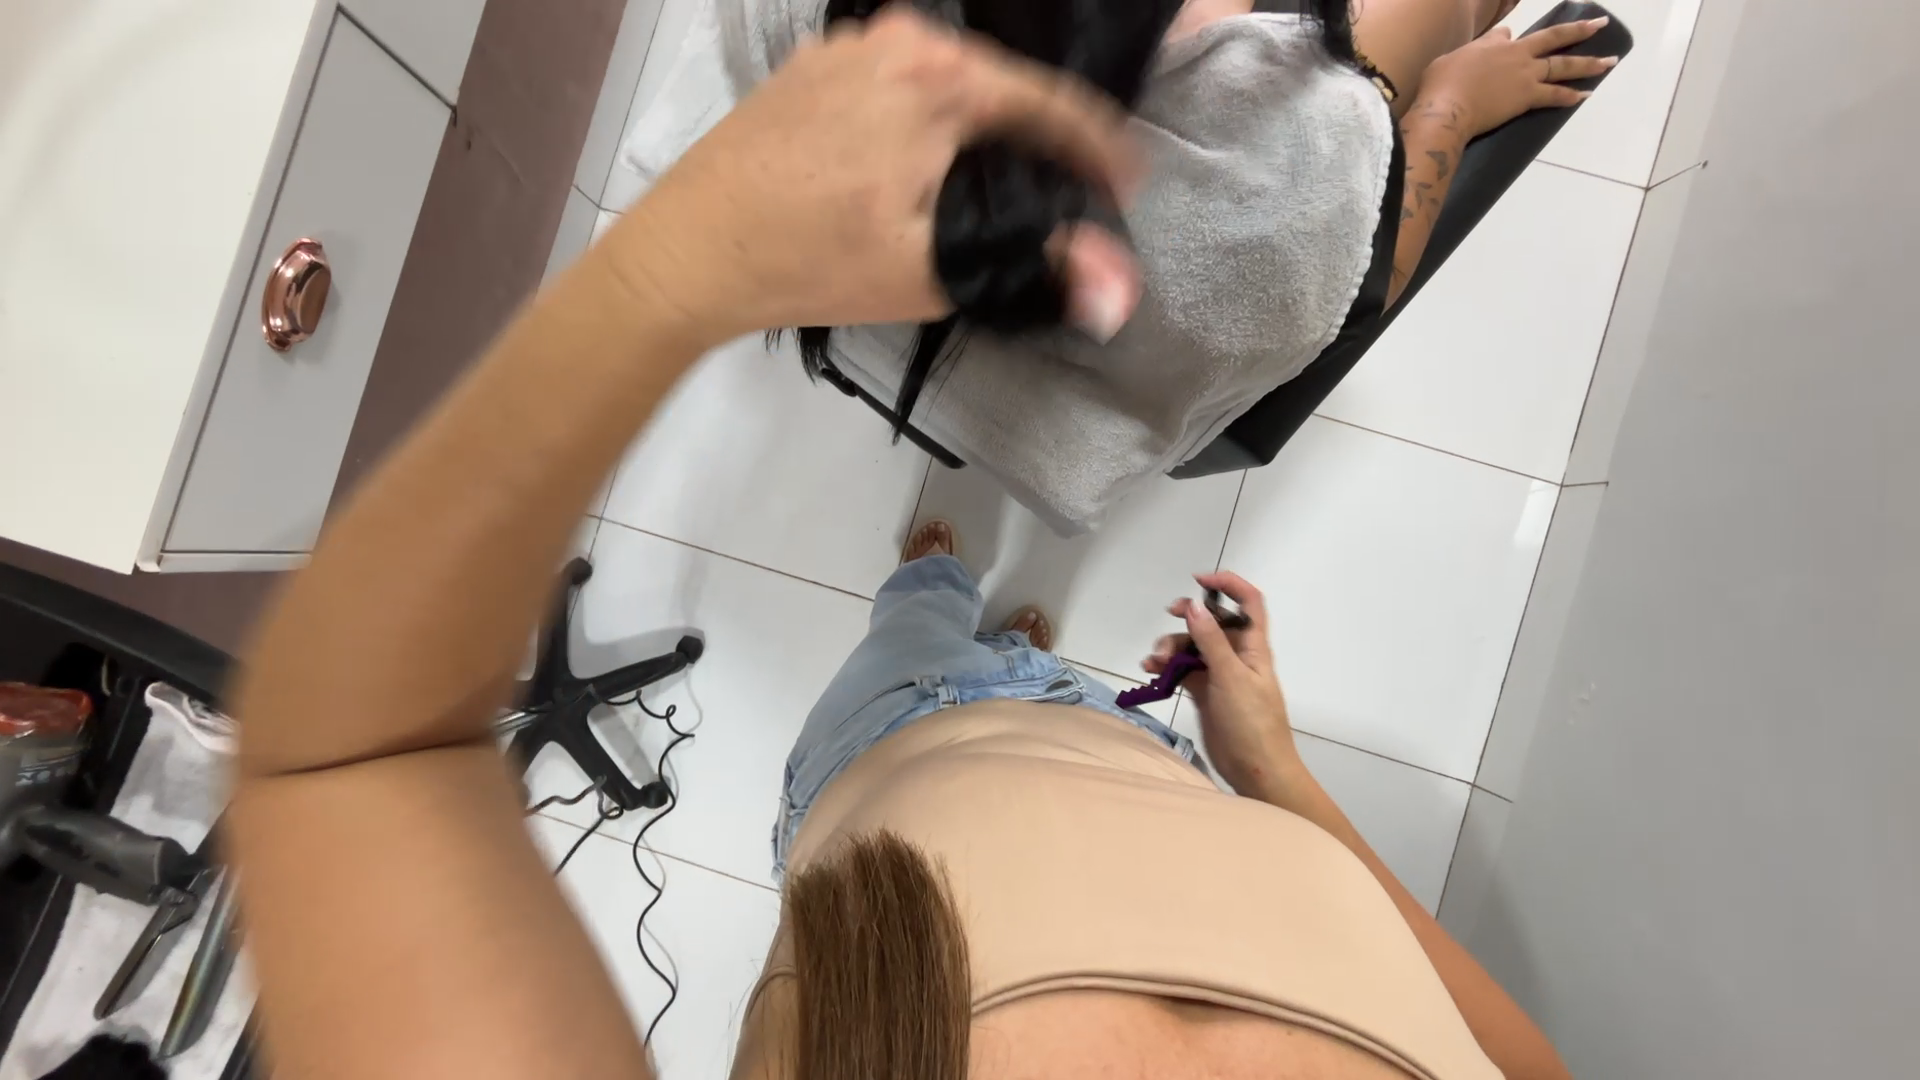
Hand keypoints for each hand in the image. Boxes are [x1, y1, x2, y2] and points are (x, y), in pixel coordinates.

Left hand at [604, 8, 1144, 346]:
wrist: (691, 251)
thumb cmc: (811, 263)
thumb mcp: (929, 274)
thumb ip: (1030, 269)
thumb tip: (1118, 289)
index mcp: (937, 77)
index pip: (1050, 105)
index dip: (1098, 150)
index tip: (1127, 183)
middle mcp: (897, 39)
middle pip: (1001, 89)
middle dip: (1040, 143)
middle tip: (1062, 196)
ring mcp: (849, 47)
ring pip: (950, 89)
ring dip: (984, 136)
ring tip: (1000, 189)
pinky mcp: (816, 70)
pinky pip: (902, 90)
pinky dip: (933, 127)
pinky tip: (928, 170)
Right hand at [1144, 572, 1302, 797]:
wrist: (1256, 770)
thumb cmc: (1252, 722)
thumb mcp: (1230, 677)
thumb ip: (1211, 640)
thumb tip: (1196, 606)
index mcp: (1253, 646)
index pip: (1248, 602)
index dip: (1228, 584)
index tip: (1198, 580)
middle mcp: (1237, 655)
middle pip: (1212, 622)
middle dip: (1189, 616)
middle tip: (1170, 614)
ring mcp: (1220, 674)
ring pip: (1193, 646)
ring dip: (1172, 646)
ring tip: (1155, 659)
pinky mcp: (1205, 692)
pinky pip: (1183, 670)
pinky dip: (1167, 667)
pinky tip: (1152, 671)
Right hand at [1419, 16, 1618, 137]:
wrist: (1446, 109)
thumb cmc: (1438, 87)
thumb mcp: (1446, 61)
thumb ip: (1467, 54)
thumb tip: (1478, 52)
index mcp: (1495, 45)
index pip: (1507, 36)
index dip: (1507, 39)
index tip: (1509, 40)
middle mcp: (1517, 54)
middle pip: (1553, 38)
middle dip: (1578, 31)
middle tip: (1600, 25)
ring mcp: (1525, 75)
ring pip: (1563, 66)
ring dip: (1588, 64)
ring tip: (1608, 62)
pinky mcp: (1526, 97)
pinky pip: (1553, 95)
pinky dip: (1569, 96)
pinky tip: (1584, 95)